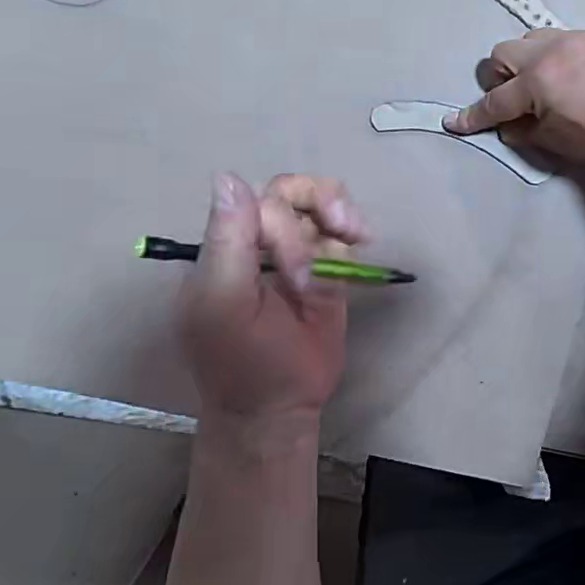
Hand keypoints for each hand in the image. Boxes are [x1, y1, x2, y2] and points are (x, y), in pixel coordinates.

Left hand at [181, 173, 370, 429]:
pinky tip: (361, 239)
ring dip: (339, 212)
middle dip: (317, 209)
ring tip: (355, 234)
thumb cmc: (242, 362)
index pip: (256, 201)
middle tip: (341, 234)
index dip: (283, 220)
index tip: (298, 270)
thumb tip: (227, 176)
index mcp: (226, 248)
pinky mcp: (326, 269)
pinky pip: (339, 233)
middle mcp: (260, 243)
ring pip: (318, 203)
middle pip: (290, 193)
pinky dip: (350, 228)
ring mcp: (296, 254)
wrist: (280, 407)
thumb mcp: (223, 302)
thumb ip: (227, 241)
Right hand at [442, 29, 584, 161]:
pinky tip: (571, 77)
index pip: (495, 103)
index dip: (473, 117)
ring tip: (541, 86)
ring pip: (530, 40)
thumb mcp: (564, 144)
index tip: (454, 122)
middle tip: (512, 101)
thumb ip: (531, 134)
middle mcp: (548, 53)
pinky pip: (559, 40)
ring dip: (524, 61)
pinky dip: (552, 57)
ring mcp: (573, 39)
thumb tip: (512, 127)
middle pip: (502, 54)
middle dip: (497, 78)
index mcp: (536, 83)